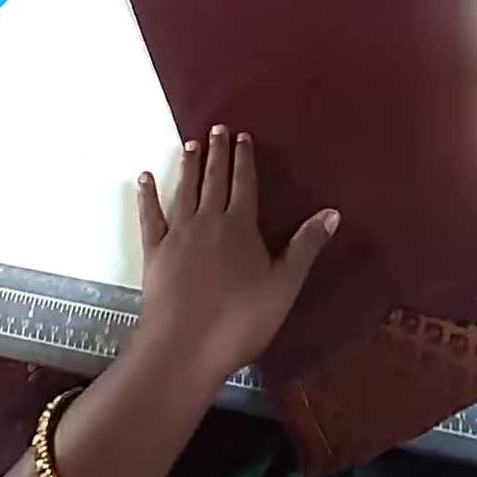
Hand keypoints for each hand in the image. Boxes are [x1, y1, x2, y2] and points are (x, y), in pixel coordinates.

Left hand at [134, 125, 338, 378]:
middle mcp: (208, 220)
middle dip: (216, 152)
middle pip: (214, 179)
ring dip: (189, 165)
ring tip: (190, 143)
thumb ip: (305, 246)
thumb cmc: (240, 320)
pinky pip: (151, 216)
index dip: (244, 158)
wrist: (185, 348)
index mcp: (240, 226)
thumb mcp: (284, 285)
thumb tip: (332, 212)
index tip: (242, 136)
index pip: (244, 183)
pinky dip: (147, 195)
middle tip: (216, 127)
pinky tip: (145, 177)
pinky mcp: (155, 251)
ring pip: (185, 190)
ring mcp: (179, 234)